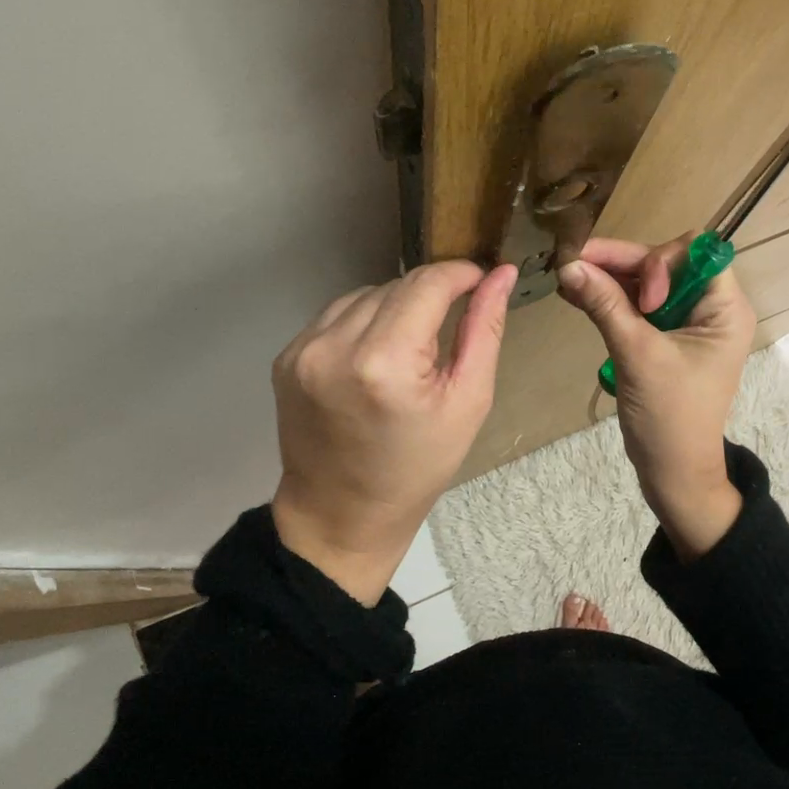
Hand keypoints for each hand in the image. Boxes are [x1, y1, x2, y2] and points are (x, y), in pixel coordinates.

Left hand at [272, 261, 517, 605]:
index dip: (460, 274)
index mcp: (385, 362)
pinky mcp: (286, 357)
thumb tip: (502, 275)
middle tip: (450, 331)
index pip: (427, 284)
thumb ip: (484, 332)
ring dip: (394, 308)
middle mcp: (334, 345)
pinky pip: (335, 315)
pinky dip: (363, 324)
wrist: (341, 514)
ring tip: (410, 350)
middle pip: (395, 286)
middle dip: (429, 297)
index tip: (481, 281)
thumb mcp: (468, 404)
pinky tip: (376, 358)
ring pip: (363, 295)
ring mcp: (302, 350)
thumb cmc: (417, 468)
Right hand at [556, 236, 753, 559]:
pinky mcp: (664, 340)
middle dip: (623, 263)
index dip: (661, 262)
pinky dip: (610, 301)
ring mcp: (686, 325)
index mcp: (725, 309)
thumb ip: (606, 306)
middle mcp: (710, 309)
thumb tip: (569, 265)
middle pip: (666, 265)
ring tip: (567, 275)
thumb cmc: (669, 417)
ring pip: (647, 284)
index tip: (641, 298)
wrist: (674, 473)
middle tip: (576, 263)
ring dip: (610, 279)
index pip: (697, 254)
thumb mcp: (637, 356)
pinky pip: (638, 309)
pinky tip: (576, 293)